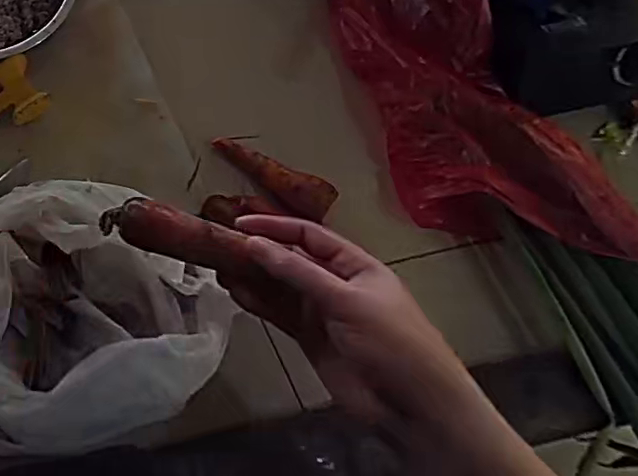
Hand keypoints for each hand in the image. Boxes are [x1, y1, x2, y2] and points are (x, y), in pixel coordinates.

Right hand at [225, 216, 549, 475]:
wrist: (417, 412)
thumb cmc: (393, 342)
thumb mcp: (347, 300)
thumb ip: (299, 273)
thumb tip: (255, 243)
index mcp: (352, 263)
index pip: (307, 234)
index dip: (275, 226)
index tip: (241, 224)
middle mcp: (334, 282)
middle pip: (290, 258)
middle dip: (259, 250)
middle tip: (222, 243)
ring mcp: (321, 311)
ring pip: (280, 286)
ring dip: (253, 276)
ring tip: (220, 266)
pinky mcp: (311, 339)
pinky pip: (279, 314)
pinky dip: (258, 303)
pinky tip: (236, 293)